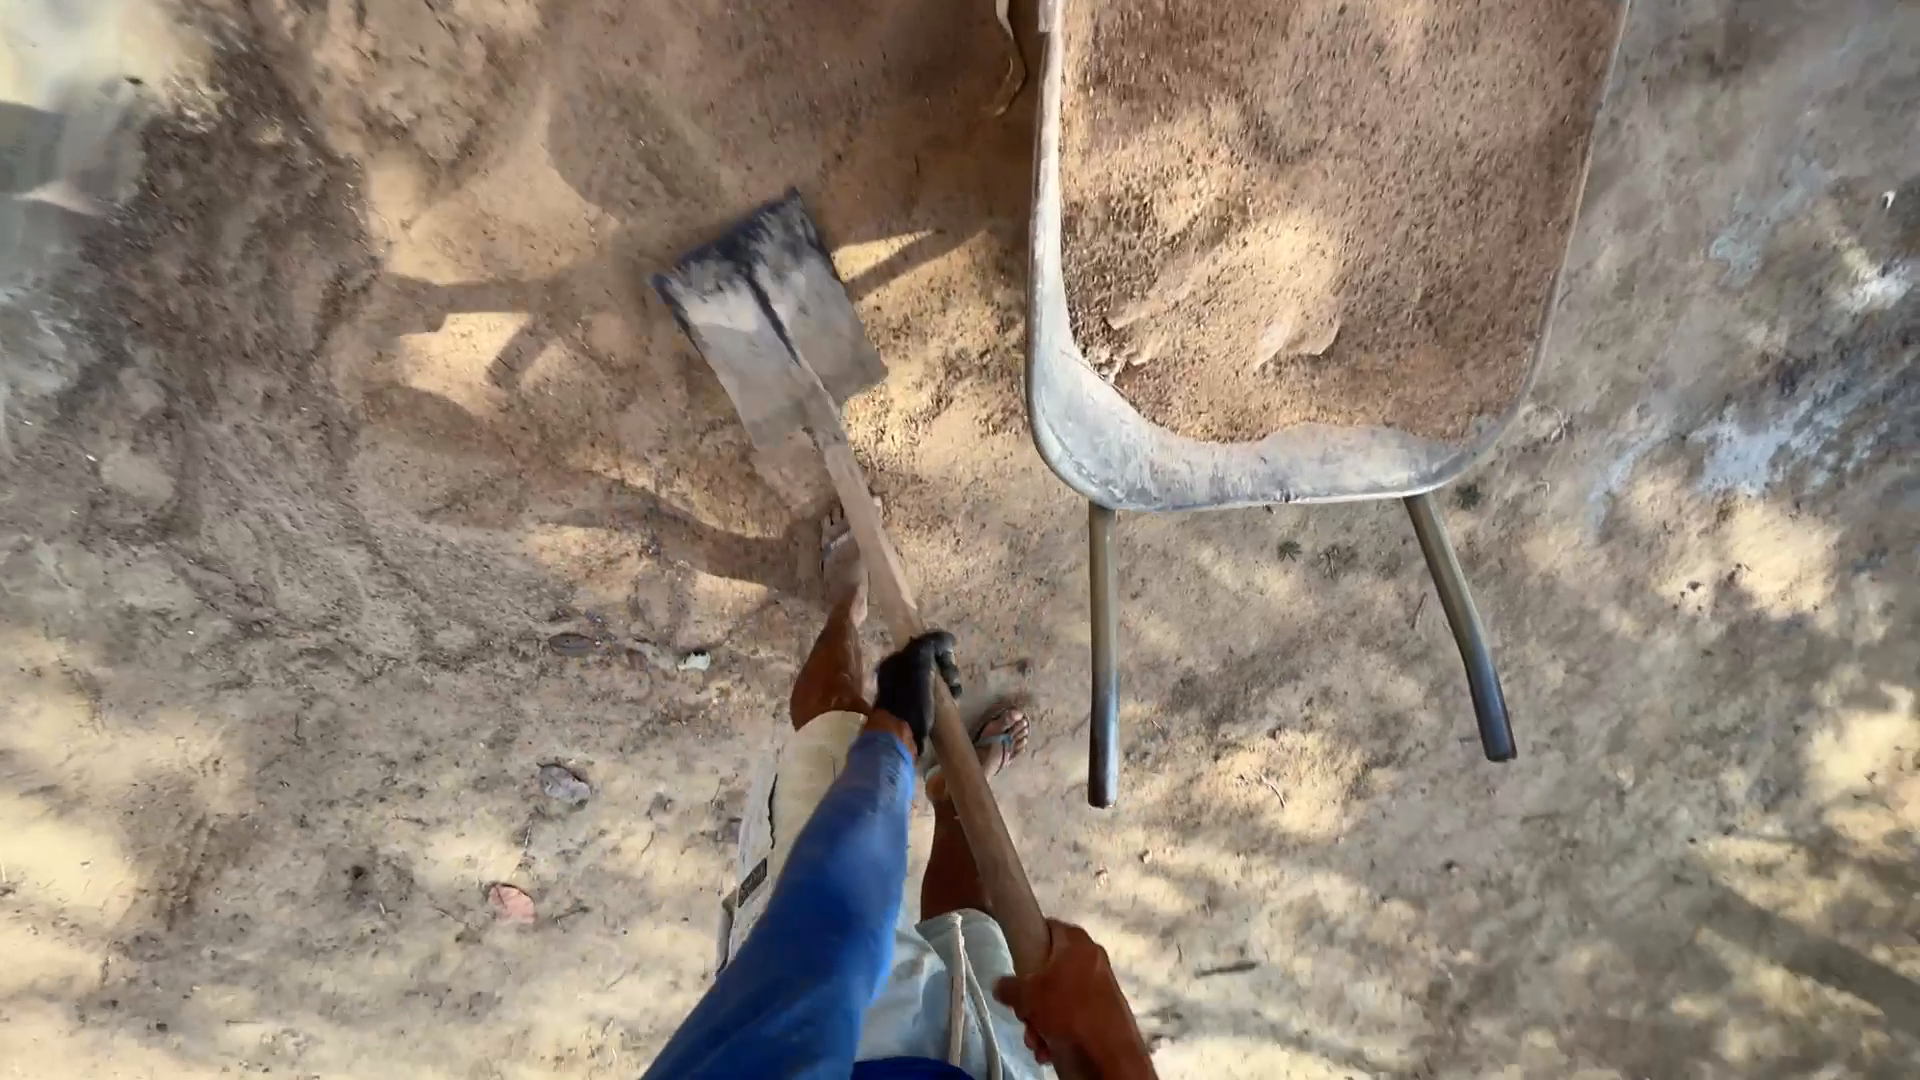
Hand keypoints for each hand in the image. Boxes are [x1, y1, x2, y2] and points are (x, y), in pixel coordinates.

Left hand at [872, 631, 961, 754]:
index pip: (924, 645)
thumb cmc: (909, 698)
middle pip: (932, 663)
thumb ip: (930, 644)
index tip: (948, 659)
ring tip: (955, 693)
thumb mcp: (918, 662)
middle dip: (947, 668)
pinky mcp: (918, 709)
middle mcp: (900, 674)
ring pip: (937, 679)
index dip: (940, 650)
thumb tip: (946, 638)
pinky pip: (937, 695)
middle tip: (952, 680)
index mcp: (895, 660)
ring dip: (950, 683)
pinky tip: (953, 701)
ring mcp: (908, 693)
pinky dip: (947, 696)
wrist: (900, 736)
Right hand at [994, 920, 1154, 1077]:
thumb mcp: (1027, 995)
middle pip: (1050, 968)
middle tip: (1024, 1014)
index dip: (1028, 943)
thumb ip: (1009, 987)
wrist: (1111, 1056)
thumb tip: (999, 985)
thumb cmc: (1067, 1011)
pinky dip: (1060, 1029)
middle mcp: (1091, 956)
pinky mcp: (1108, 1010)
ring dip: (1042, 1019)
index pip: (1046, 928)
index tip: (1017, 966)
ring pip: (1061, 996)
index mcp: (1075, 939)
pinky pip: (1076, 1013)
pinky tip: (1049, 1049)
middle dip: (1032, 998)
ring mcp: (1102, 984)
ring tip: (1035, 1040)